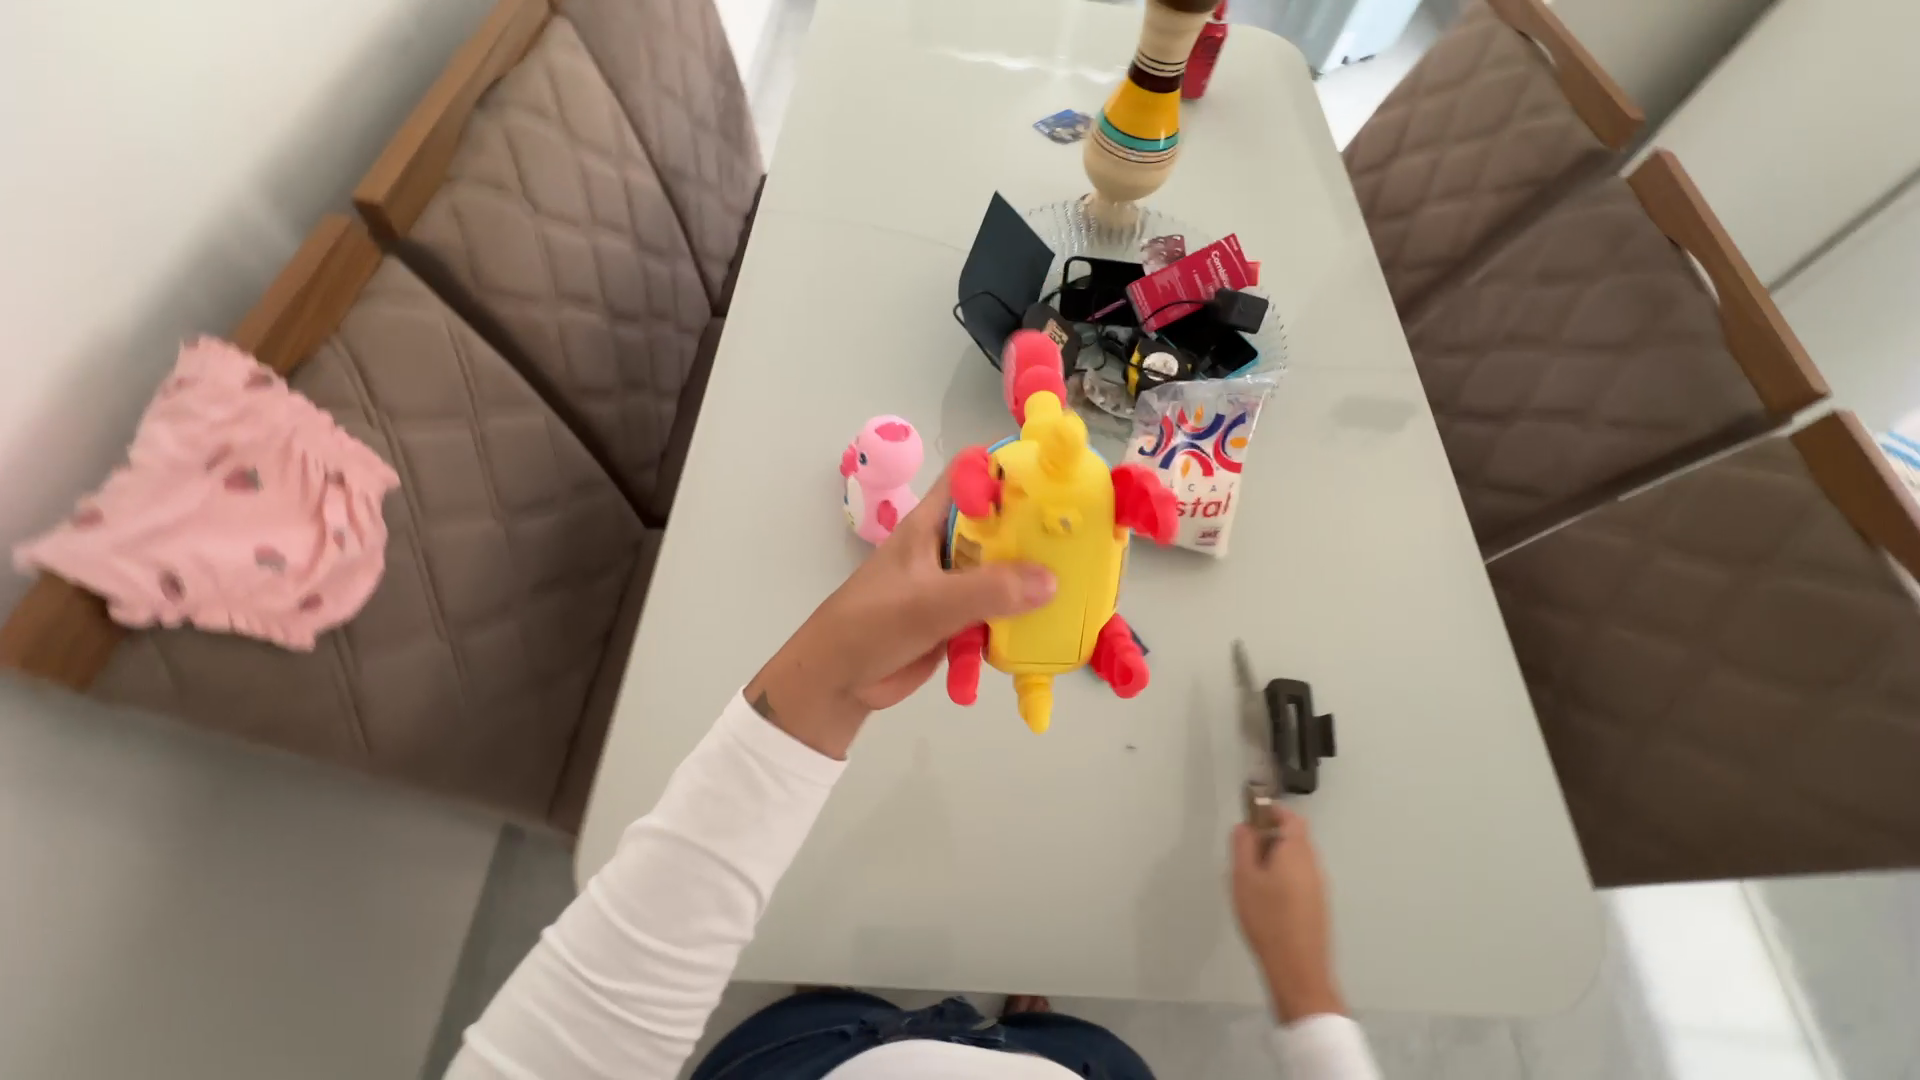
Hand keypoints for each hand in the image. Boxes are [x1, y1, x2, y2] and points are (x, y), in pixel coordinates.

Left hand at [745, 462, 1056, 758]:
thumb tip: (1052, 581)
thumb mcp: (929, 602)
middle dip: (1037, 530)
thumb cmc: (873, 624)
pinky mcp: (960, 619)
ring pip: (1004, 571)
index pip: (971, 474)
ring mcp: (955, 584)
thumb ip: (987, 592)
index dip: (1009, 467)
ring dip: (1034, 580)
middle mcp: (948, 546)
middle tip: (1086, 538)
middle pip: (999, 525)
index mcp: (932, 523)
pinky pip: (999, 611)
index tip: (1056, 478)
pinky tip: (1052, 628)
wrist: (840, 680)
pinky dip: (1020, 619)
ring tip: (1084, 583)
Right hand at [1231, 806, 1346, 1023]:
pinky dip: (1284, 876)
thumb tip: (1245, 826)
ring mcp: (1319, 888)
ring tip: (1252, 876)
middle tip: (1245, 849)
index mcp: (1296, 852)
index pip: (1291, 818)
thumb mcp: (1244, 877)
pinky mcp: (1318, 907)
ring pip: (1297, 860)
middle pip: (1295, 838)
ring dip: (1276, 858)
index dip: (1272, 811)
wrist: (1298, 968)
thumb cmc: (1267, 917)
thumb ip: (1243, 846)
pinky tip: (1266, 899)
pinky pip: (1300, 879)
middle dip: (1270, 837)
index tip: (1252, 815)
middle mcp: (1313, 866)